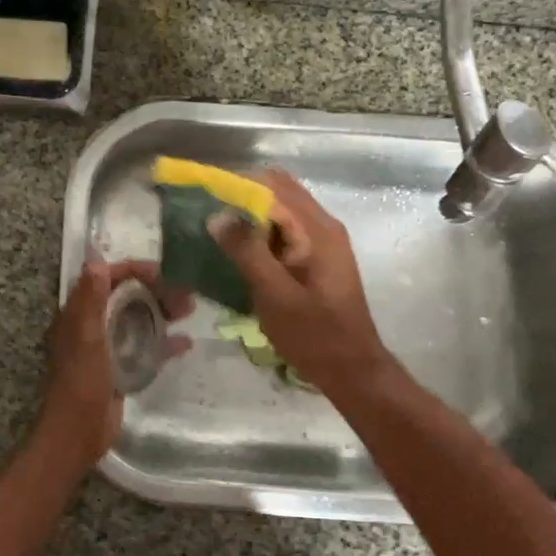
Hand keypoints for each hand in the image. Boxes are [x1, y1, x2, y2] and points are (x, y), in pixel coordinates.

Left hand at [38, 259, 191, 462]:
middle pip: (125, 297)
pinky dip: (163, 342)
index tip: (163, 271)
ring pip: (137, 320)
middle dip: (154, 290)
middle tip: (186, 293)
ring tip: (190, 309)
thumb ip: (90, 299)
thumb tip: (96, 259)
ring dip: (161, 312)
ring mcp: (107, 348)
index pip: (105, 278)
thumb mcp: (86, 337)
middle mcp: (91, 326)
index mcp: (78, 314)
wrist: (78, 433)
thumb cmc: (80, 382)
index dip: (132, 270)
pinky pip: (145, 348)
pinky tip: (186, 342)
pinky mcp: (120, 369)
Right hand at [210, 168, 391, 388]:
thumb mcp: (275, 296)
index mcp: (317, 230)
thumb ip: (247, 252)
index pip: (272, 186)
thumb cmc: (314, 335)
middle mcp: (323, 226)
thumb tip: (216, 215)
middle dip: (241, 194)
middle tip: (206, 211)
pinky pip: (285, 227)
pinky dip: (260, 228)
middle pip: (278, 189)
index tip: (203, 196)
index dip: (236, 185)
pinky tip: (238, 248)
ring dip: (249, 211)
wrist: (352, 370)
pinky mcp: (317, 256)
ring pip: (281, 207)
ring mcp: (323, 241)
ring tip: (215, 227)